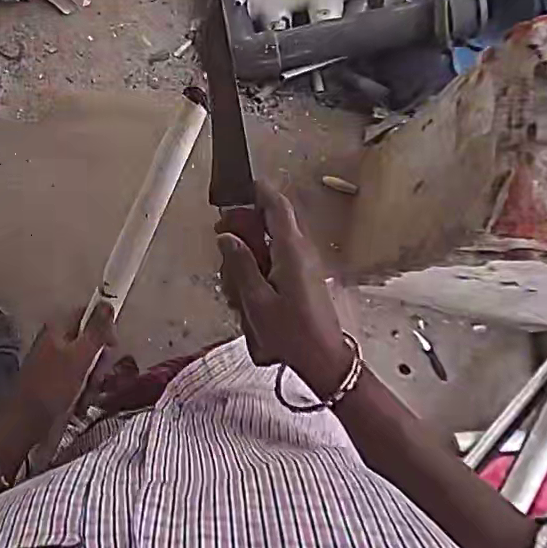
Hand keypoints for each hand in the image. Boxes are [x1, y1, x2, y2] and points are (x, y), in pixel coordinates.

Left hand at [0, 302, 115, 466]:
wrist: (24, 426)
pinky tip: (78, 405)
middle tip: (95, 376)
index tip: (111, 345)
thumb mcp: (79, 358)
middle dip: (99, 361)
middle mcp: (58, 342)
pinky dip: (84, 393)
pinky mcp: (59, 384)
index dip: (104, 327)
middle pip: (92, 341)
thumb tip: (108, 302)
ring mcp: (58, 364)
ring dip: (93, 381)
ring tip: (84, 396)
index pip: (89, 314)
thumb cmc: (50, 388)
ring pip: (90, 364)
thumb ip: (96, 331)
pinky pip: (81, 382)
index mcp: (58, 327)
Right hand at [217, 181, 351, 396]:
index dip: (258, 191)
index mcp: (291, 250)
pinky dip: (258, 265)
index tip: (237, 187)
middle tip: (221, 238)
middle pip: (270, 221)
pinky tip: (245, 290)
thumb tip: (227, 237)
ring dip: (249, 250)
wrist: (325, 360)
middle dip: (243, 226)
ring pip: (271, 241)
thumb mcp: (257, 300)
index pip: (277, 206)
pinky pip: (276, 258)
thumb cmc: (291, 332)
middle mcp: (300, 250)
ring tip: (232, 277)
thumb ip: (241, 264)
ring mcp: (303, 263)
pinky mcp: (303, 277)